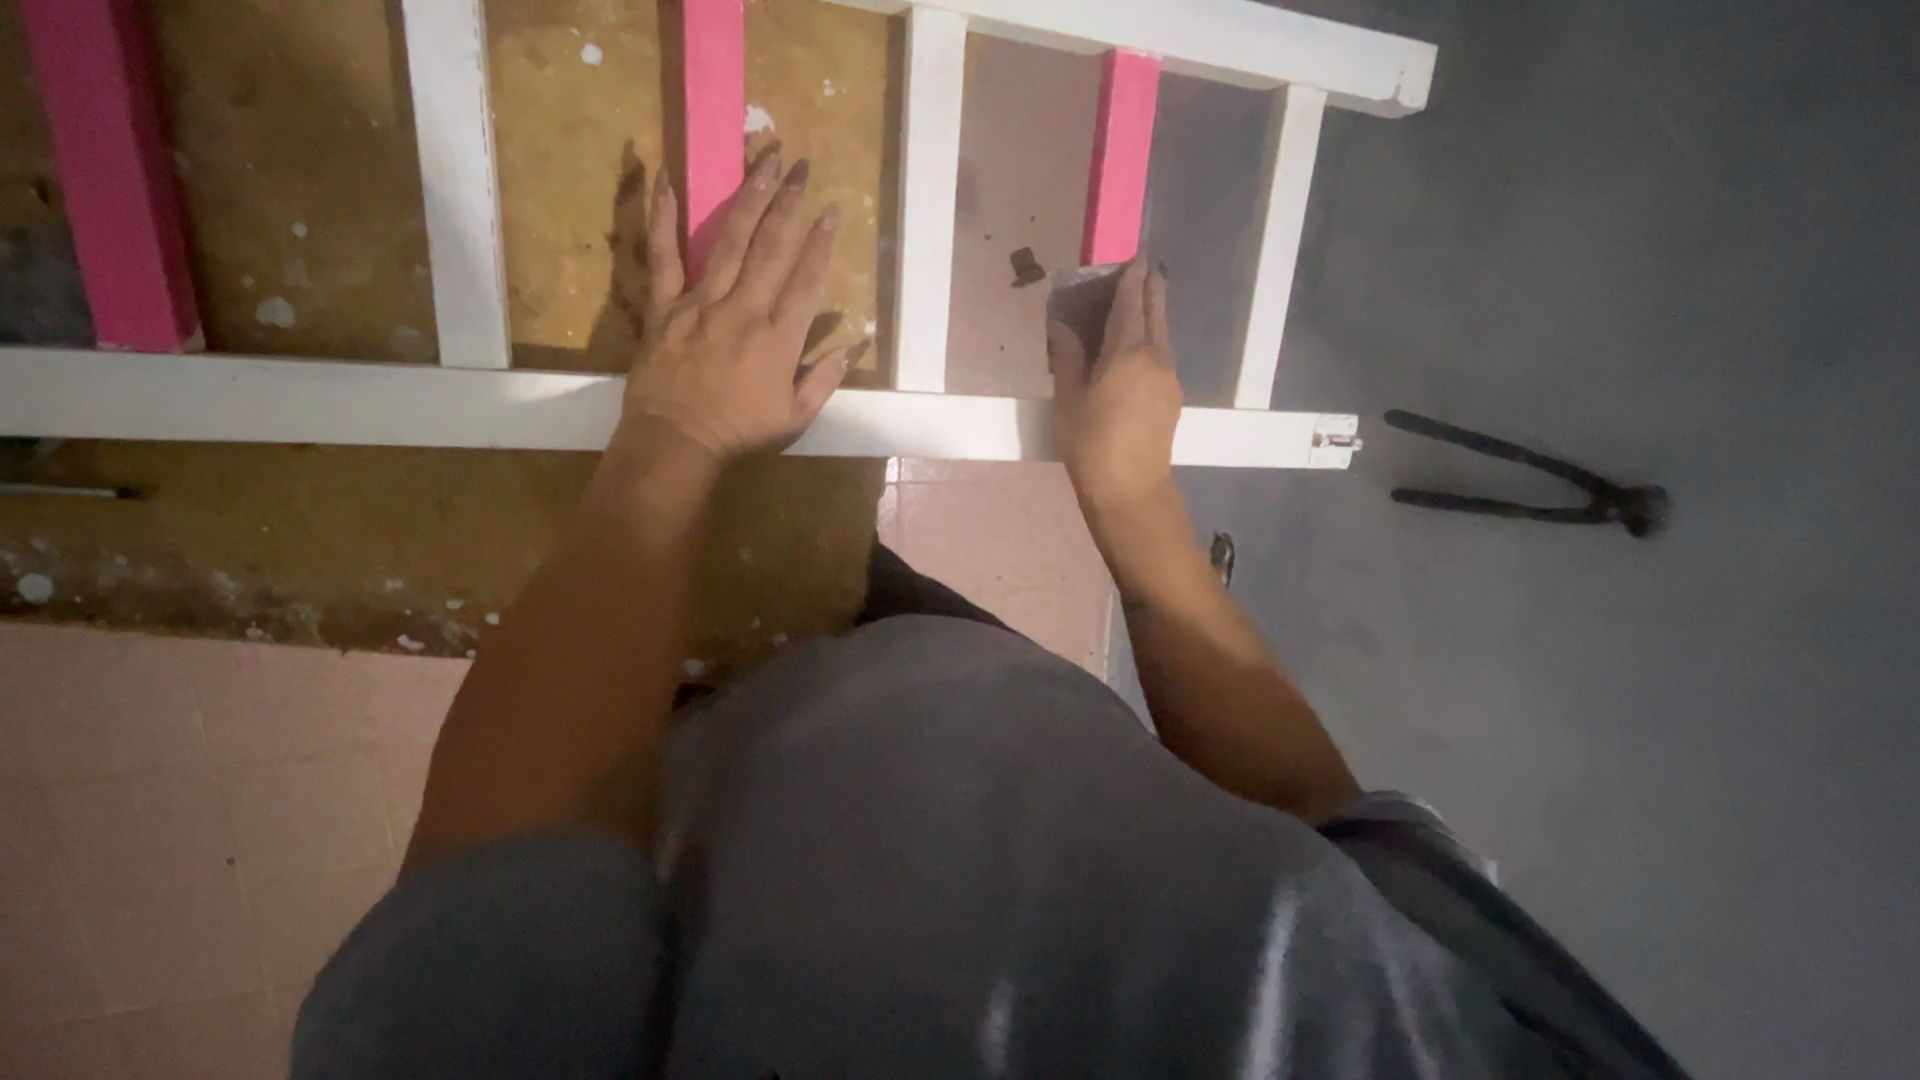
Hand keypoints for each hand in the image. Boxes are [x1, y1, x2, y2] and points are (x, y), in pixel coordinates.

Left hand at [621, 149, 859, 460]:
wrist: (676, 442)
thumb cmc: (740, 433)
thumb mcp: (795, 416)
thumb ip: (825, 378)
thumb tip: (855, 345)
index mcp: (778, 339)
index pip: (805, 280)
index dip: (820, 243)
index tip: (831, 210)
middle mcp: (744, 310)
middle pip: (771, 247)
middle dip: (789, 202)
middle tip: (801, 166)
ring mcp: (701, 303)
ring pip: (729, 241)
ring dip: (748, 197)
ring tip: (763, 160)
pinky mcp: (666, 306)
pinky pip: (663, 256)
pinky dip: (663, 217)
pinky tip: (668, 179)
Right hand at [1049, 256, 1182, 513]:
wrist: (1130, 489)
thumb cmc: (1091, 443)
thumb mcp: (1068, 398)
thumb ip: (1067, 357)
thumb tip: (1062, 326)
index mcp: (1128, 351)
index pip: (1131, 302)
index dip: (1132, 277)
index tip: (1136, 256)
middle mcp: (1156, 357)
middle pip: (1157, 312)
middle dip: (1151, 288)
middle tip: (1146, 268)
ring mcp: (1169, 379)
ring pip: (1163, 335)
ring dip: (1153, 316)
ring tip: (1140, 305)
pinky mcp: (1173, 399)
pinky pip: (1163, 356)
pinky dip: (1152, 341)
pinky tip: (1139, 349)